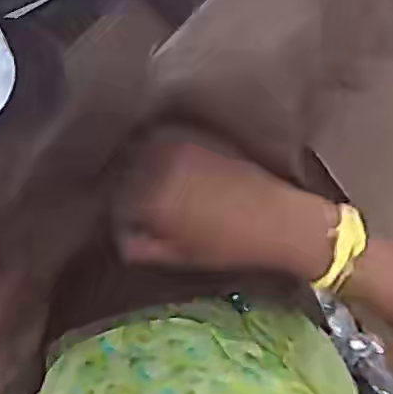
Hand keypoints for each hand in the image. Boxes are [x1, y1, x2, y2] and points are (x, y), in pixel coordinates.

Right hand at [112, 133, 338, 278]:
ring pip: (136, 152)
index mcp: (150, 201)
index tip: (120, 219)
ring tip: (140, 180)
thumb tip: (120, 236)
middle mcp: (157, 168)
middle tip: (126, 199)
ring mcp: (175, 148)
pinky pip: (158, 141)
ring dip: (133, 164)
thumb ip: (139, 246)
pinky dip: (151, 152)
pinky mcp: (192, 137)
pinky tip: (159, 165)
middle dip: (119, 185)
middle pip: (120, 171)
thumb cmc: (230, 246)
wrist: (280, 219)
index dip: (113, 212)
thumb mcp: (178, 255)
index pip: (112, 201)